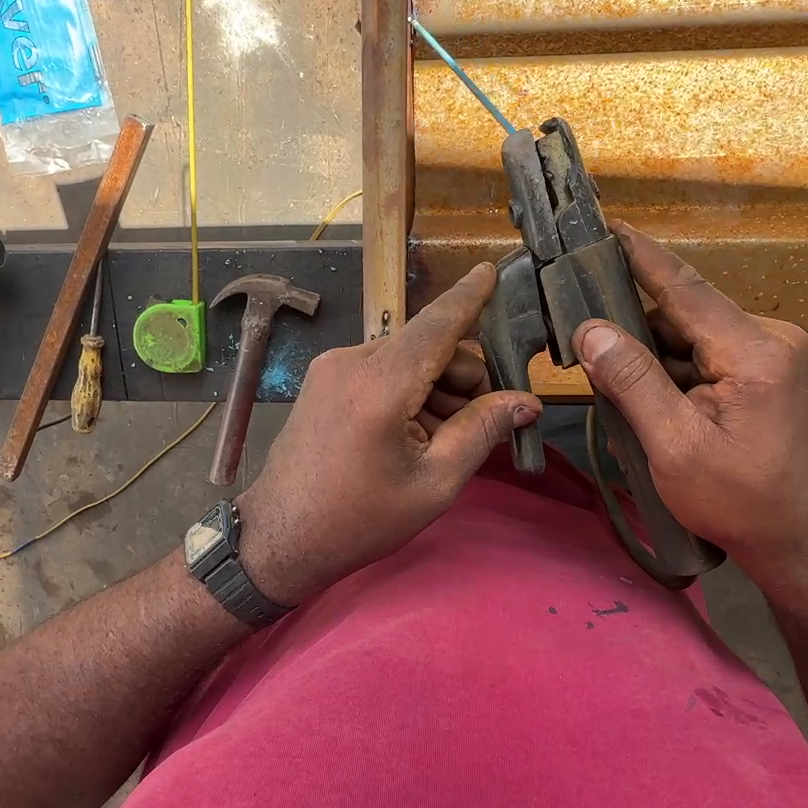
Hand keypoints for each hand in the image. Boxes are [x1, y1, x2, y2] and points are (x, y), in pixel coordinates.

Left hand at [236, 263, 541, 604]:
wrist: (281, 538)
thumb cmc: (360, 519)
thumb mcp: (434, 482)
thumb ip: (481, 431)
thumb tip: (526, 402)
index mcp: (380, 383)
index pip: (437, 324)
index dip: (469, 297)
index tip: (493, 269)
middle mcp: (352, 361)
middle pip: (427, 345)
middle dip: (462, 374)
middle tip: (481, 422)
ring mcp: (331, 368)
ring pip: (405, 358)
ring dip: (435, 386)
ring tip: (441, 439)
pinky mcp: (322, 381)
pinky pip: (380, 370)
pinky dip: (407, 390)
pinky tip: (412, 433)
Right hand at [570, 222, 807, 588]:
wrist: (795, 541)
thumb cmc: (738, 499)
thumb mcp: (675, 444)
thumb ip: (632, 381)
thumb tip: (589, 329)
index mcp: (753, 351)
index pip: (684, 289)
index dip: (640, 256)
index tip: (605, 226)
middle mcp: (766, 340)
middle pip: (680, 315)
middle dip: (631, 329)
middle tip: (581, 339)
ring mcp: (767, 356)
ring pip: (685, 338)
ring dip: (647, 359)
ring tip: (614, 389)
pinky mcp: (760, 374)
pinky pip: (699, 357)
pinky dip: (667, 374)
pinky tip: (645, 403)